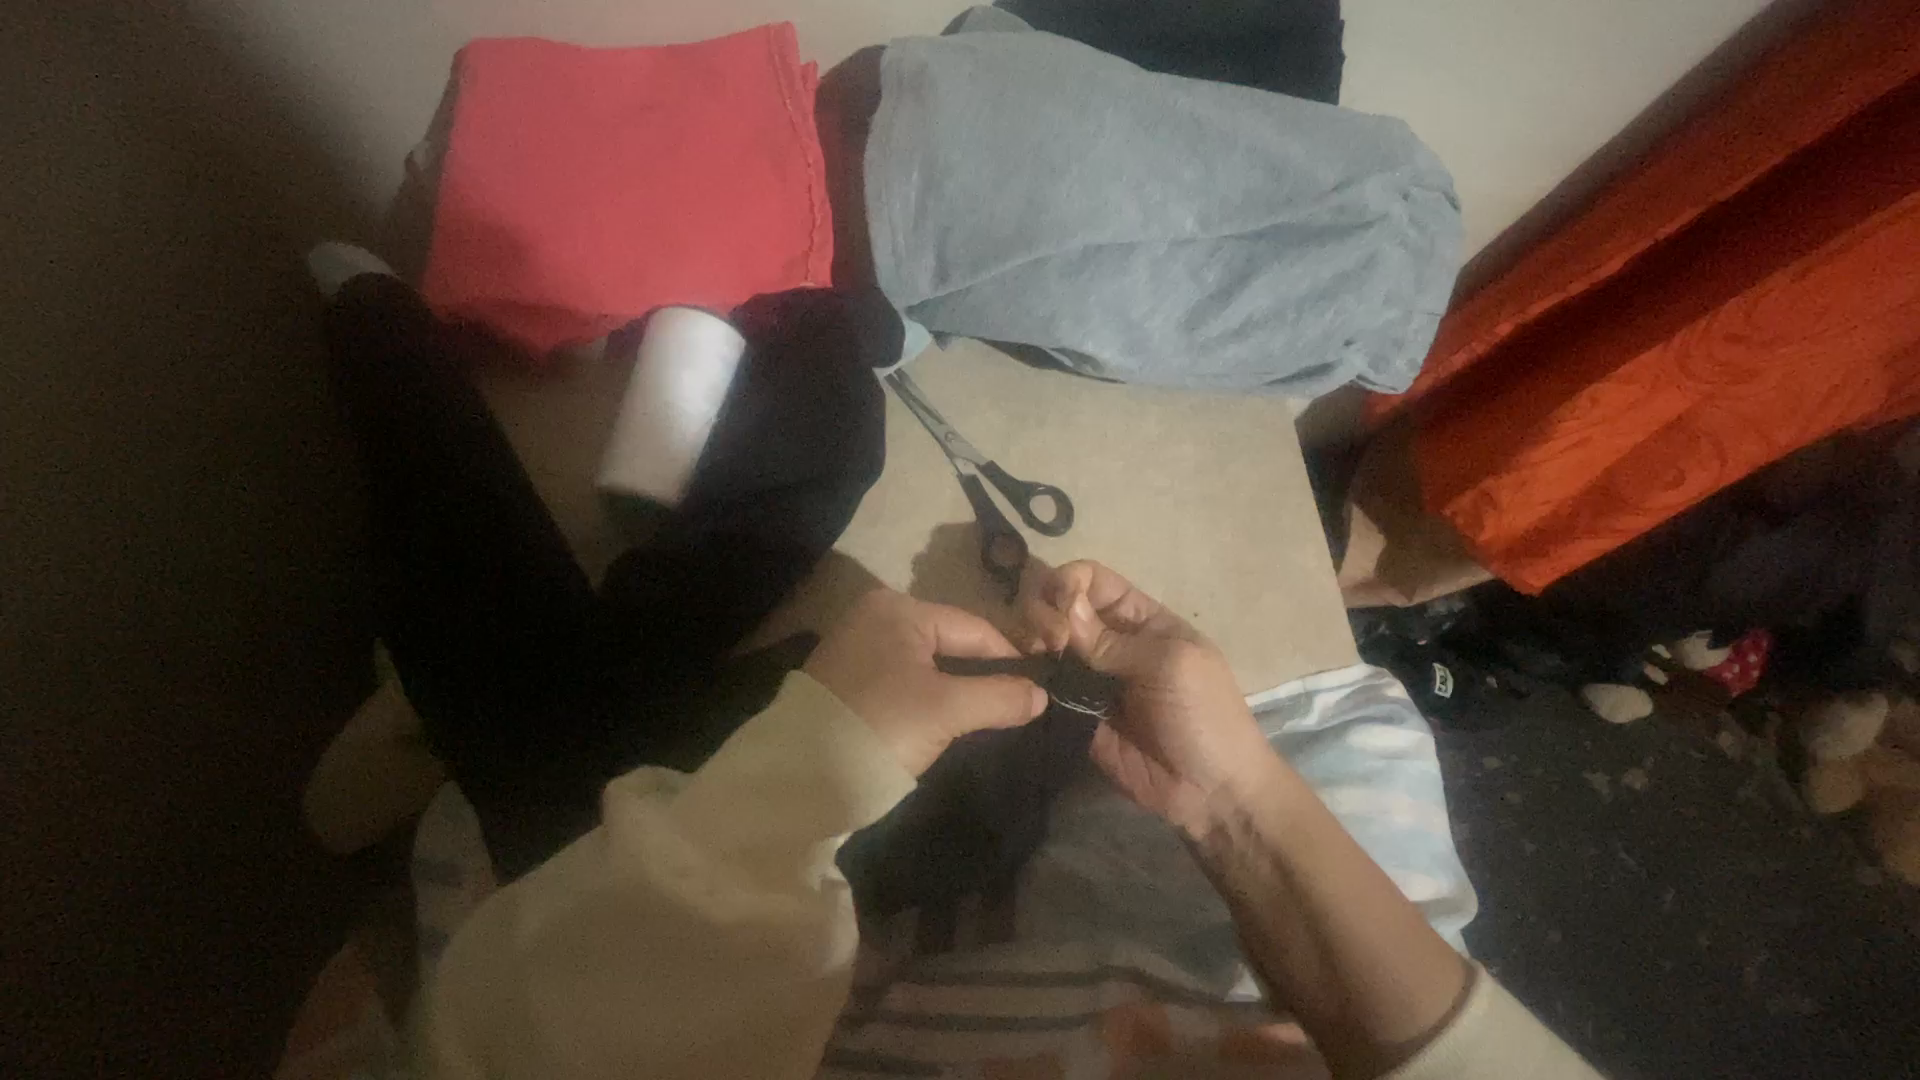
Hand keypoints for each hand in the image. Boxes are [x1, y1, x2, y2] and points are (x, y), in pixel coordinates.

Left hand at [805, 589, 1048, 775]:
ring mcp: (857, 647)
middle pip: (950, 644)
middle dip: (982, 675)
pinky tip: (945, 721)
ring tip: (987, 718)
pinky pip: (904, 680)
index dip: (1010, 661)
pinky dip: (927, 698)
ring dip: (956, 689)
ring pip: (928, 665)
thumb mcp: (947, 710)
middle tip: (1016, 707)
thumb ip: (999, 696)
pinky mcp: (847, 679)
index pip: (974, 629)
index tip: (1039, 692)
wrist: (800, 776)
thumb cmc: (881, 726)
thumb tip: (1041, 695)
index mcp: (899, 609)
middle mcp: (875, 616)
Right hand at [1024, 561, 1279, 835]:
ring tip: (1031, 657)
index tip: (1060, 605)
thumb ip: (1113, 639)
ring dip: (1031, 642)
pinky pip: (1045, 689)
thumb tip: (1061, 606)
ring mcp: (1088, 678)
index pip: (1093, 581)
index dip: (1070, 583)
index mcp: (1140, 619)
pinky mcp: (1073, 714)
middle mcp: (1109, 641)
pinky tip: (1023, 680)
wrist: (1211, 792)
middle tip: (1047, 641)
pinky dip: (1029, 679)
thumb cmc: (1205, 715)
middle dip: (1045, 612)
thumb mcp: (1170, 664)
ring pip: (1046, 645)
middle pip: (1061, 609)